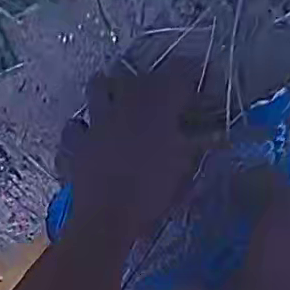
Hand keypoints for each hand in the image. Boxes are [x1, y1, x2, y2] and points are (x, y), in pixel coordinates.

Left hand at [56, 59, 207, 240]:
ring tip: (119, 107)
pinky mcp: (74, 144)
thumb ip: (199, 146)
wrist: (108, 219)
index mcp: (158, 103)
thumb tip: (215, 138)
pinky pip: (74, 127)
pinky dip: (80, 129)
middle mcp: (124, 104)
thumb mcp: (186, 168)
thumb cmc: (153, 194)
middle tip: (161, 102)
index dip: (194, 76)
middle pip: (137, 75)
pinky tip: (88, 138)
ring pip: (98, 86)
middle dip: (151, 83)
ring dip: (109, 91)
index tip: (201, 93)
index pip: (181, 70)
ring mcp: (95, 122)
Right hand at [240, 158, 289, 289]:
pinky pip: (265, 232)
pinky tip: (230, 220)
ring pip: (284, 210)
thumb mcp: (278, 202)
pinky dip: (249, 225)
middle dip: (285, 176)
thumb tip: (250, 173)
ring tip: (236, 192)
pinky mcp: (278, 258)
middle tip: (258, 169)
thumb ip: (266, 180)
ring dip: (261, 201)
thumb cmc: (286, 248)